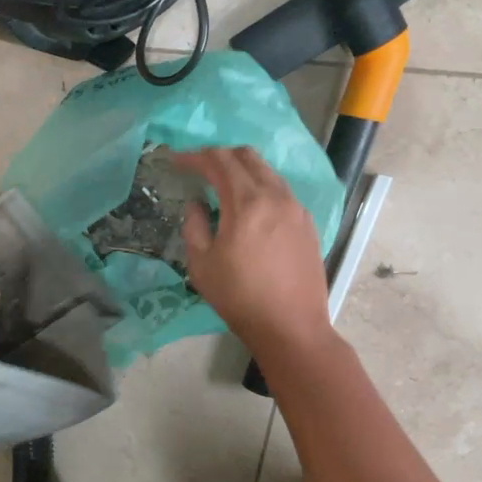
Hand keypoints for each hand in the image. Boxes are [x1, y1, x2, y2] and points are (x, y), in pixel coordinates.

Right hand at [175, 146, 332, 353]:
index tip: (176, 160)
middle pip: (247, 157)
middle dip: (219, 156)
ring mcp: (296, 208)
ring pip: (267, 171)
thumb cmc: (239, 298)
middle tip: (198, 167)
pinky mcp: (306, 222)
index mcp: (246, 203)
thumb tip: (196, 204)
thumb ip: (194, 227)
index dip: (194, 157)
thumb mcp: (201, 265)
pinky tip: (248, 208)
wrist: (290, 325)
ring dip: (241, 170)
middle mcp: (275, 196)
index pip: (219, 162)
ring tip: (222, 185)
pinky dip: (259, 187)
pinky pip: (280, 190)